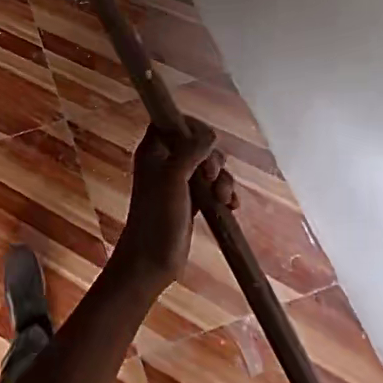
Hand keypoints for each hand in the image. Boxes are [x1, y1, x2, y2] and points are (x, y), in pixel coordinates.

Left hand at [113, 116, 236, 286]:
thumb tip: (209, 134)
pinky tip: (230, 206)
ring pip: (209, 166)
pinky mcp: (191, 200)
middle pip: (198, 143)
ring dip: (222, 179)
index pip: (173, 121)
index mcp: (153, 150)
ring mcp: (179, 181)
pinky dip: (224, 192)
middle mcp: (165, 161)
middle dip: (213, 159)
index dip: (192, 127)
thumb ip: (190, 151)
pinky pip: (214, 186)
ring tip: (222, 199)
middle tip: (210, 177)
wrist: (152, 260)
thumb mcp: (173, 177)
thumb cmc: (157, 216)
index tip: (205, 143)